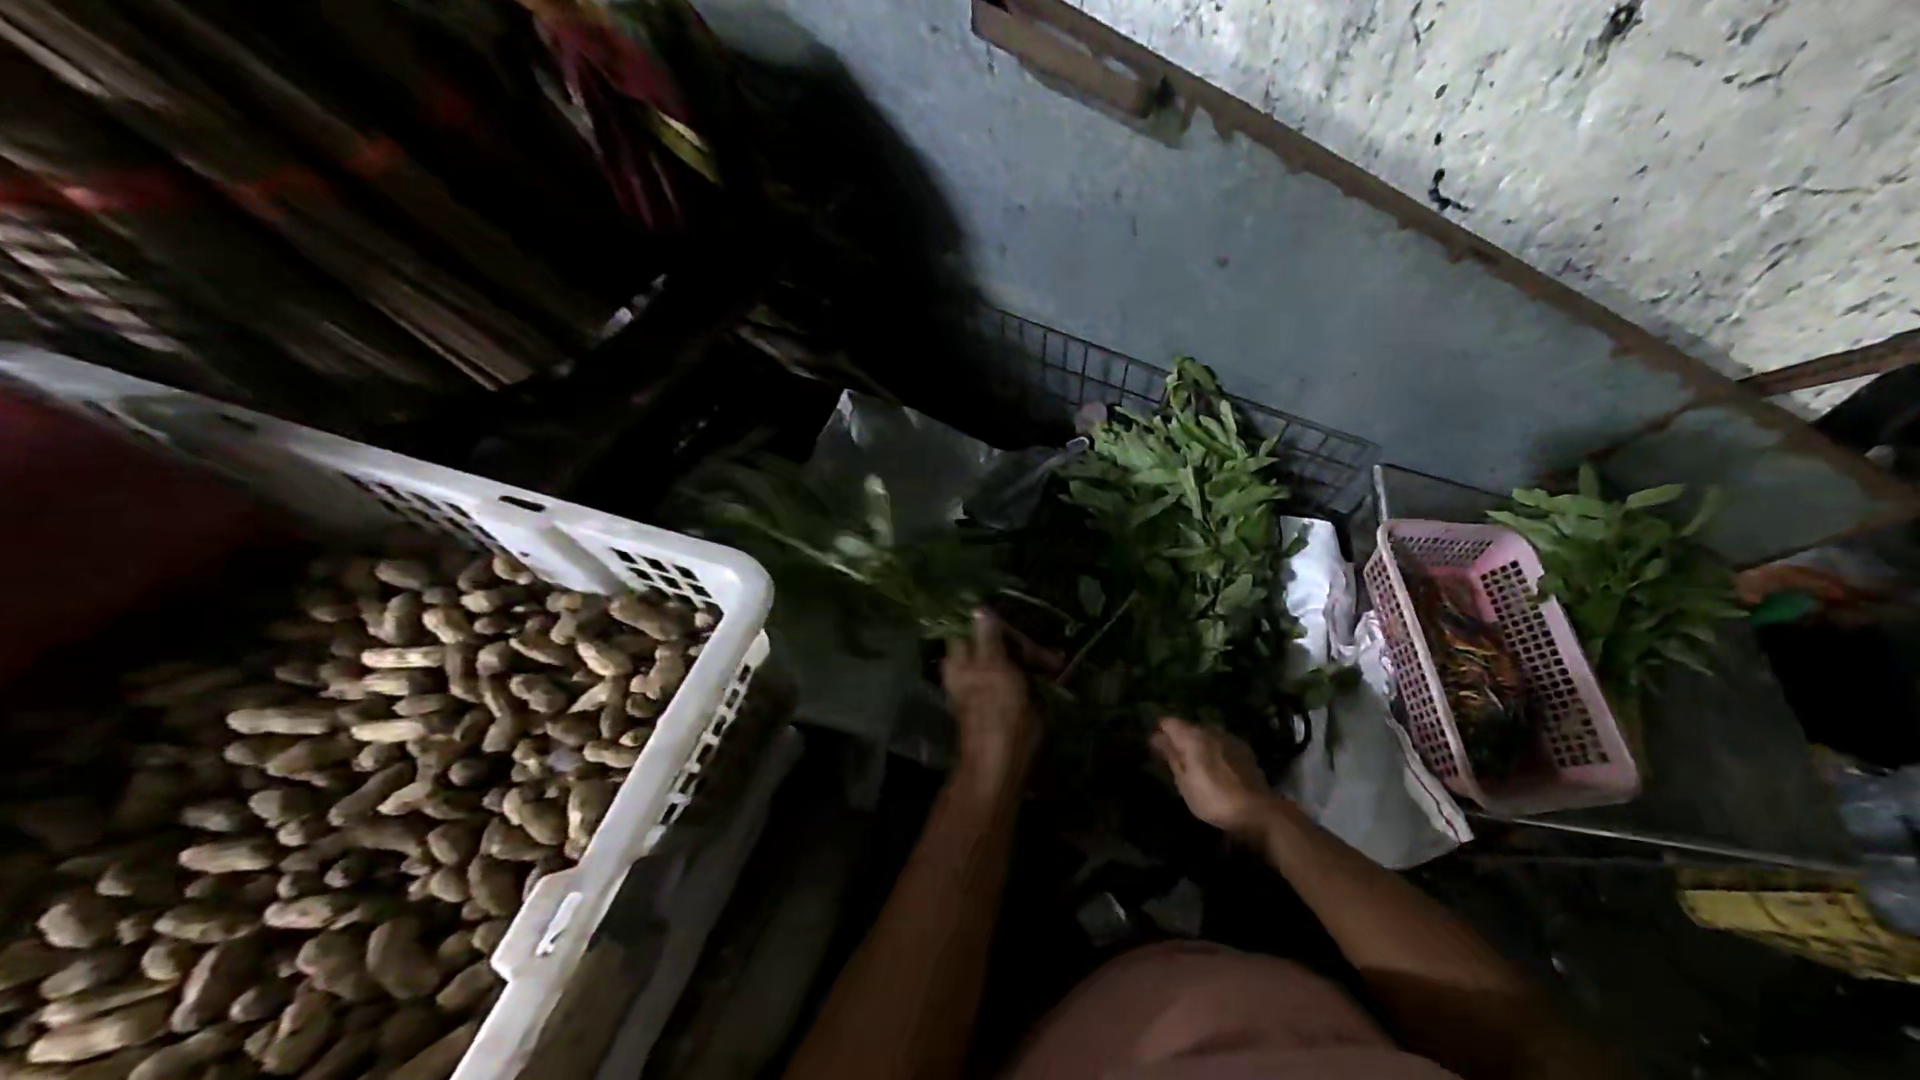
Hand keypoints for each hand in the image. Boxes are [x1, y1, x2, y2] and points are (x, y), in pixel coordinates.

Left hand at [942, 609, 1035, 777]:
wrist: (1001, 763)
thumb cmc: (996, 712)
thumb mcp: (993, 667)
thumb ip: (988, 636)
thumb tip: (979, 607)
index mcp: (961, 658)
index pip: (981, 627)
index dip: (1007, 630)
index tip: (1030, 640)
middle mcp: (968, 670)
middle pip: (996, 645)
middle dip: (1024, 648)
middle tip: (1051, 660)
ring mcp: (984, 687)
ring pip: (1009, 662)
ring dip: (1031, 663)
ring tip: (1054, 671)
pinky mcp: (999, 704)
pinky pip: (1016, 680)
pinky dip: (1032, 678)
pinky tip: (1049, 683)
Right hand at [1150, 717, 1280, 839]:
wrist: (1257, 812)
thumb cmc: (1212, 799)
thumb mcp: (1183, 781)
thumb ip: (1170, 755)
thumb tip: (1156, 737)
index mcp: (1192, 736)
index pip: (1168, 722)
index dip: (1159, 732)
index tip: (1155, 748)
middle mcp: (1211, 731)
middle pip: (1188, 727)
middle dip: (1178, 738)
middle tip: (1172, 759)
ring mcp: (1229, 738)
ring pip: (1206, 734)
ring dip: (1197, 744)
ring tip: (1194, 764)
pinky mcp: (1244, 749)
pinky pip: (1221, 743)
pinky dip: (1213, 750)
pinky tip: (1214, 767)